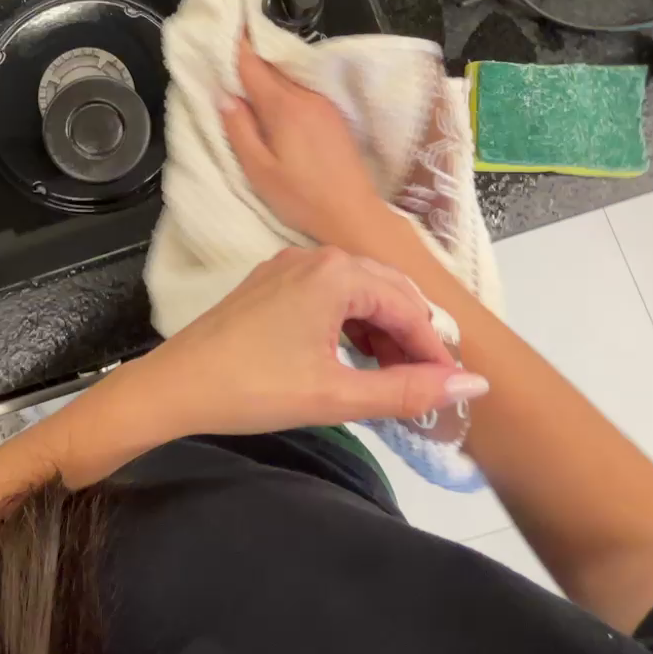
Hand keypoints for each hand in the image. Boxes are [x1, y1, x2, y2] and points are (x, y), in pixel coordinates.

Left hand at [124, 247, 487, 438]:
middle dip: (410, 336)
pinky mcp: (269, 282)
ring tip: (391, 376)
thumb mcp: (337, 396)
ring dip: (380, 329)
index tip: (451, 391)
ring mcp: (286, 266)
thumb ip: (408, 390)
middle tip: (424, 385)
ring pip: (356, 291)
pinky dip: (348, 322)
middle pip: (386, 290)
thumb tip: (476, 383)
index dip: (434, 352)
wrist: (176, 385)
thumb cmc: (254, 388)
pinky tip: (351, 356)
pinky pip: (327, 293)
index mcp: (335, 273)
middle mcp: (313, 257)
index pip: (409, 308)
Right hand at [220, 37, 385, 250]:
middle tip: (224, 50)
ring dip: (265, 74)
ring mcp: (323, 105)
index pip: (254, 66)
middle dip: (248, 57)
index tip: (223, 26)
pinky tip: (271, 103)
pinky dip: (282, 88)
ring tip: (243, 77)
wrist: (353, 215)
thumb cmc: (300, 197)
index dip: (236, 46)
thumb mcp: (259, 169)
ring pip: (287, 79)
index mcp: (284, 108)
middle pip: (271, 68)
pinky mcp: (333, 117)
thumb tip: (224, 97)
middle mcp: (306, 97)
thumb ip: (240, 130)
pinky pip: (301, 91)